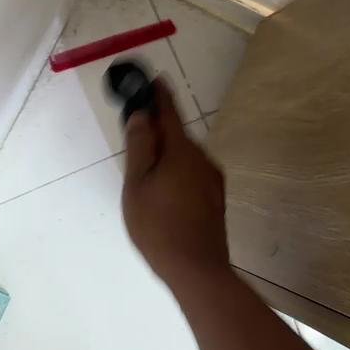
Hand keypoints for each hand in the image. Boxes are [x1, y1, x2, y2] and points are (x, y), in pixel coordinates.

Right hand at [121, 78, 230, 289]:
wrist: (197, 270)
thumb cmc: (158, 226)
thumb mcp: (137, 184)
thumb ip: (139, 146)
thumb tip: (142, 114)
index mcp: (181, 150)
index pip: (169, 112)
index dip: (158, 94)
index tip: (152, 79)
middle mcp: (202, 158)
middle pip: (176, 135)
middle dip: (157, 131)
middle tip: (134, 138)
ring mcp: (212, 179)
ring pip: (184, 157)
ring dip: (166, 157)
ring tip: (144, 178)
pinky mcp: (215, 198)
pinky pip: (191, 174)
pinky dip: (175, 173)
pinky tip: (163, 195)